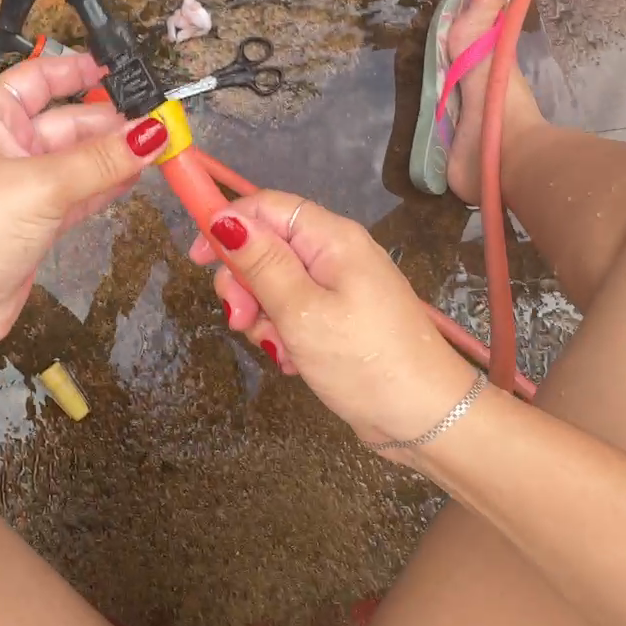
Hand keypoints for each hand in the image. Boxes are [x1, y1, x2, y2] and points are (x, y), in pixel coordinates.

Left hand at [0, 53, 170, 350]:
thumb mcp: (42, 184)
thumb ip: (102, 160)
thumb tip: (155, 131)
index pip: (36, 79)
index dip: (73, 70)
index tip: (116, 69)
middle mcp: (5, 146)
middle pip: (65, 122)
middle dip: (108, 123)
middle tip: (158, 124)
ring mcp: (22, 185)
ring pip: (76, 160)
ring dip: (112, 156)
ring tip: (158, 149)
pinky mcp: (35, 221)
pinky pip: (77, 193)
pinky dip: (104, 186)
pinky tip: (135, 178)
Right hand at [188, 191, 478, 453]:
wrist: (427, 420)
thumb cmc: (363, 360)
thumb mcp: (301, 311)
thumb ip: (260, 263)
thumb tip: (222, 218)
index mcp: (331, 238)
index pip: (266, 206)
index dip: (227, 223)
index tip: (198, 259)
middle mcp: (333, 253)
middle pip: (265, 246)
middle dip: (242, 282)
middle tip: (239, 319)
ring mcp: (336, 287)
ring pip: (272, 283)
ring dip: (260, 314)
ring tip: (275, 349)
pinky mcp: (336, 317)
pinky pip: (291, 310)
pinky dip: (281, 332)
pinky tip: (291, 359)